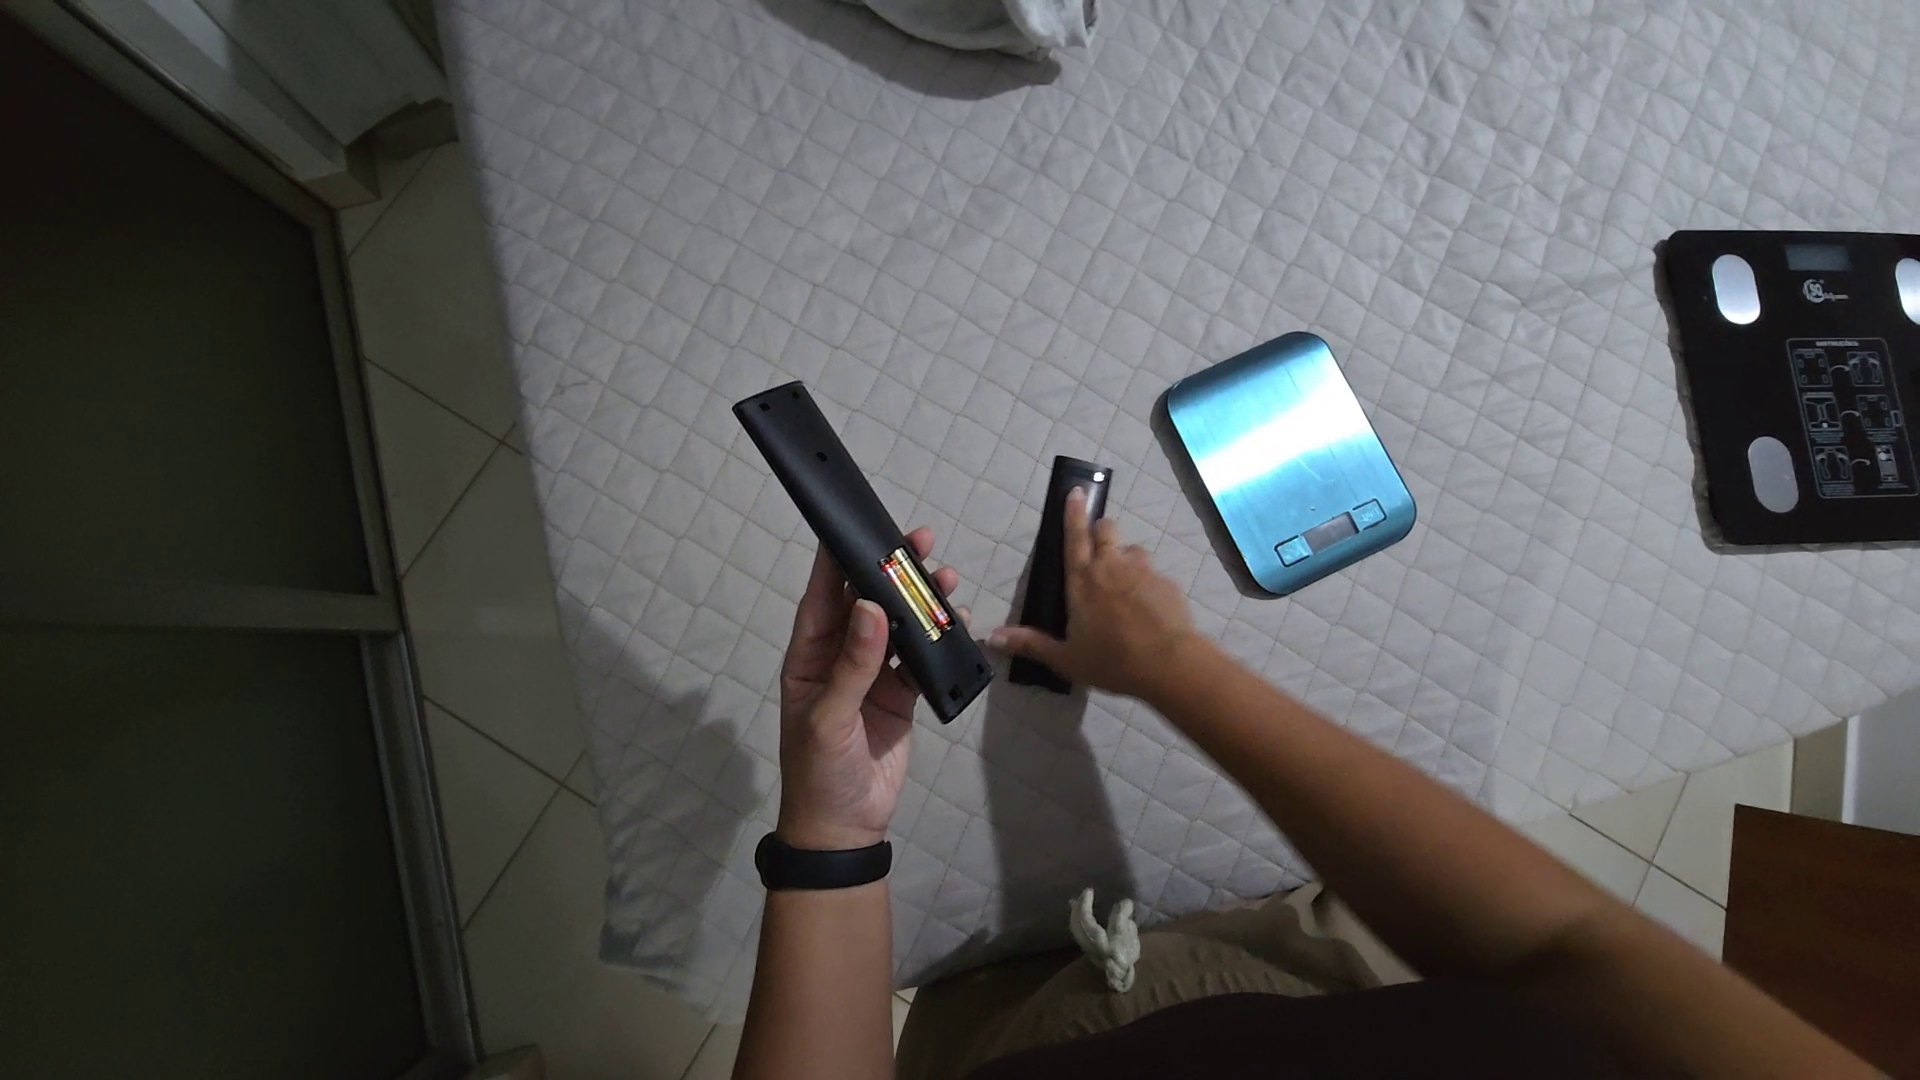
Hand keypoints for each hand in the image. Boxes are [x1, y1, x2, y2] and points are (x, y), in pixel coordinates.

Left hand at [777, 527, 959, 850]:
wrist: (845, 827)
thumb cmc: (819, 772)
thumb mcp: (828, 719)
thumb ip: (852, 665)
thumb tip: (871, 607)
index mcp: (810, 657)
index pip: (822, 598)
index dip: (836, 562)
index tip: (855, 526)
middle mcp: (841, 657)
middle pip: (867, 603)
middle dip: (890, 572)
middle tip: (918, 540)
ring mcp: (874, 675)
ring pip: (899, 625)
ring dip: (920, 601)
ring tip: (947, 574)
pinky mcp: (901, 694)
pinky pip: (921, 657)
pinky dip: (939, 639)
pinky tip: (958, 621)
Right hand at [989, 488, 1200, 700]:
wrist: (1168, 664)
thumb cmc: (1111, 660)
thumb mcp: (1065, 658)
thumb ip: (1030, 645)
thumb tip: (992, 638)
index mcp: (1082, 581)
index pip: (1074, 537)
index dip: (1073, 513)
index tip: (1076, 492)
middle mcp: (1111, 567)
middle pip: (1106, 529)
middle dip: (1102, 530)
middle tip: (1100, 547)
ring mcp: (1143, 572)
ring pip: (1134, 550)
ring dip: (1127, 559)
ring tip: (1127, 585)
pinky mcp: (1167, 583)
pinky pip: (1155, 575)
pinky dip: (1150, 585)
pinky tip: (1151, 608)